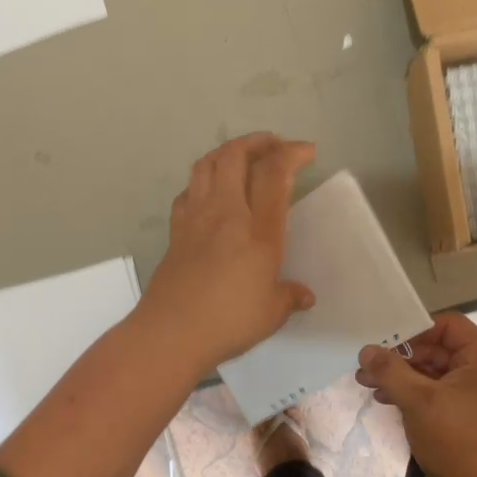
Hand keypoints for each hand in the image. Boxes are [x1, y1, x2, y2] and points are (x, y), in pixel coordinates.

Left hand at [136, 134, 316, 374]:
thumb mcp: (271, 313)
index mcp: (258, 230)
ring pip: (206, 165)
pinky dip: (202, 181)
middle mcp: (225, 213)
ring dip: (226, 153)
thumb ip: (289, 297)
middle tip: (275, 147)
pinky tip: (209, 195)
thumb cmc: (228, 322)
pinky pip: (188, 192)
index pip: (274, 174)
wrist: (170, 334)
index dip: (291, 153)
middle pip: (234, 155)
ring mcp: (195, 219)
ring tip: (242, 160)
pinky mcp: (175, 233)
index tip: (306, 151)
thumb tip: (303, 295)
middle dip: (258, 142)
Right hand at [357, 314, 476, 476]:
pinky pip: (435, 392)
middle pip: (437, 349)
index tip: (384, 344)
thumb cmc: (455, 440)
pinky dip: (411, 393)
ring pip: (432, 372)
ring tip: (366, 383)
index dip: (414, 330)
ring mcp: (475, 393)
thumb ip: (390, 371)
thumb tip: (365, 350)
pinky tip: (384, 399)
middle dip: (400, 357)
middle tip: (366, 367)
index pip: (447, 325)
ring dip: (400, 376)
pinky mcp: (465, 414)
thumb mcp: (418, 401)